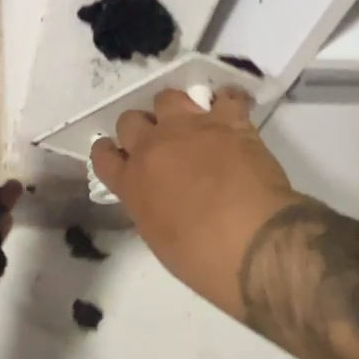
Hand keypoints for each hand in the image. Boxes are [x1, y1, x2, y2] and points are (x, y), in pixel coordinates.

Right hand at [91, 88, 298, 317]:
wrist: (256, 242)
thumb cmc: (206, 260)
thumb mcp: (161, 242)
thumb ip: (149, 210)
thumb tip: (155, 199)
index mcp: (132, 183)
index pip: (103, 155)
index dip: (109, 153)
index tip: (120, 158)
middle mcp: (153, 147)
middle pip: (129, 120)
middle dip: (141, 130)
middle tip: (160, 147)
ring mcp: (189, 128)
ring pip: (167, 98)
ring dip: (175, 111)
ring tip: (192, 127)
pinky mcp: (226, 121)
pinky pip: (226, 98)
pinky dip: (230, 103)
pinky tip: (234, 112)